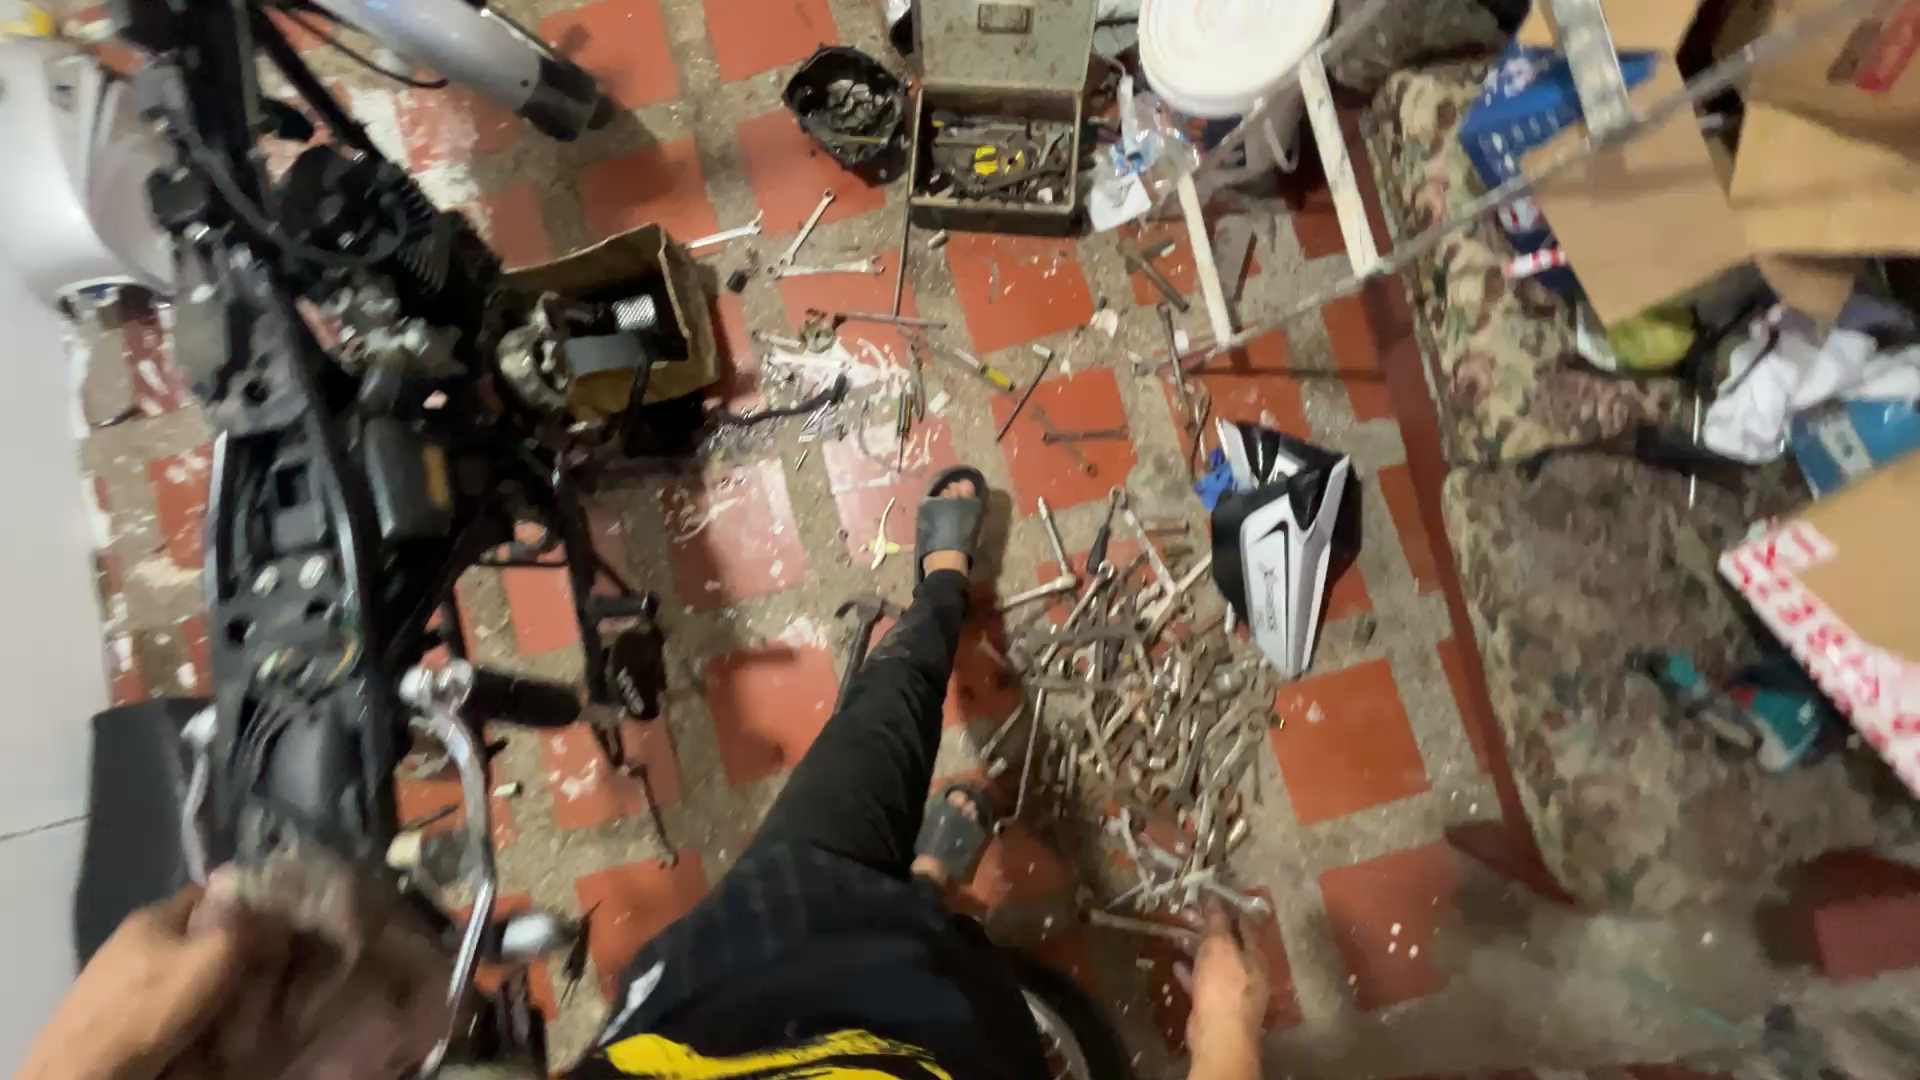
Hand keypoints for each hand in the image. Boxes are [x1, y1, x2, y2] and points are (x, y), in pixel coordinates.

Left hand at [20, 878, 286, 1079]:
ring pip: (190, 966)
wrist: (80, 1077)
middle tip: (267, 964)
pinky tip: (206, 1019)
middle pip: (205, 931)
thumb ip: (254, 920)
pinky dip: (192, 1005)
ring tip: (240, 997)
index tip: (281, 919)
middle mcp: (132, 939)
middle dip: (238, 946)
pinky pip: (169, 996)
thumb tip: (278, 909)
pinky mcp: (113, 1014)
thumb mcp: (220, 950)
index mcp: (153, 914)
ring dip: (218, 979)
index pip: (218, 890)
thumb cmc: (152, 1005)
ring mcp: (118, 978)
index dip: (254, 899)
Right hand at [1183, 901, 1268, 1070]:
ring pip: (1214, 962)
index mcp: (1255, 957)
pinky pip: (1202, 983)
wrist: (1218, 1035)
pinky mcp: (1215, 1006)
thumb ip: (1216, 921)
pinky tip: (1176, 964)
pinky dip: (1190, 972)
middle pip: (1228, 943)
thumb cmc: (1223, 984)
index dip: (1228, 907)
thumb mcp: (1219, 945)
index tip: (1209, 894)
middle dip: (1208, 928)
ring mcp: (1232, 991)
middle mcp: (1248, 973)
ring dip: (1197, 949)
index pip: (1245, 924)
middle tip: (1188, 912)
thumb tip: (1213, 896)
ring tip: (1178, 934)